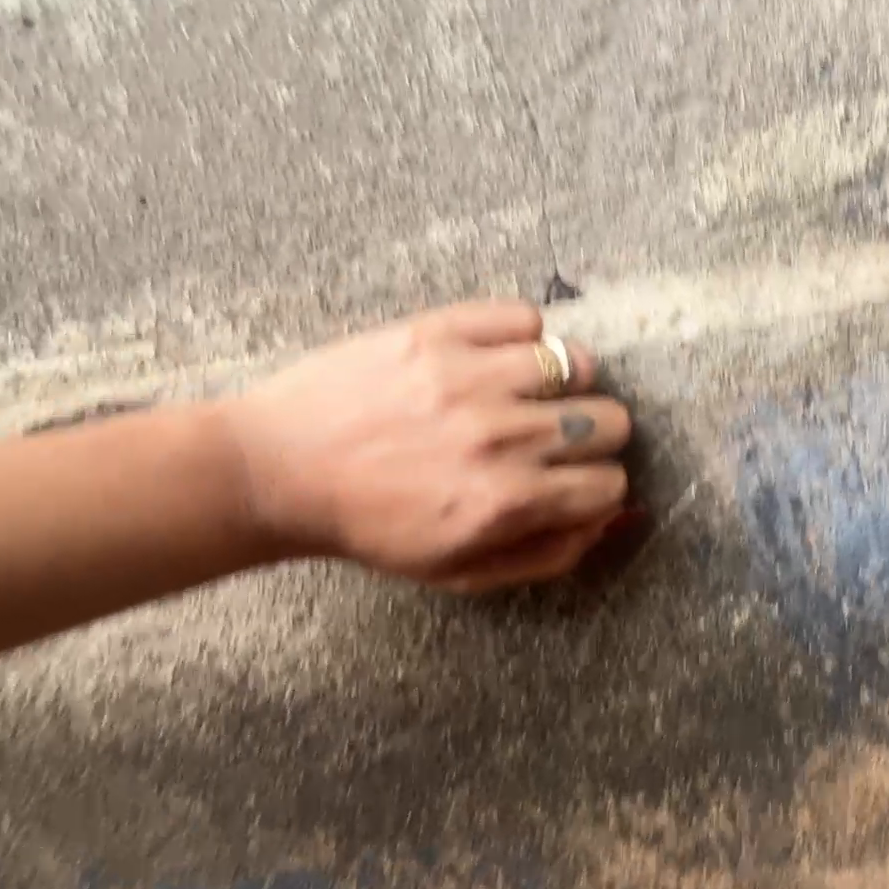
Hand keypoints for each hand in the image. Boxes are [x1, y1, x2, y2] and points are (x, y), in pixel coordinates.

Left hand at [219, 300, 631, 591]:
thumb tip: (613, 518)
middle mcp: (502, 438)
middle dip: (593, 436)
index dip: (598, 485)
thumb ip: (549, 554)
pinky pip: (526, 318)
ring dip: (566, 382)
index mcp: (508, 503)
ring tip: (533, 391)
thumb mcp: (461, 571)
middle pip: (612, 421)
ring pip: (579, 364)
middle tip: (558, 437)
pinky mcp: (440, 333)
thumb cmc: (371, 527)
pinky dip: (525, 335)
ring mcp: (473, 378)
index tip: (575, 479)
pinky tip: (501, 358)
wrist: (275, 470)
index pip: (611, 483)